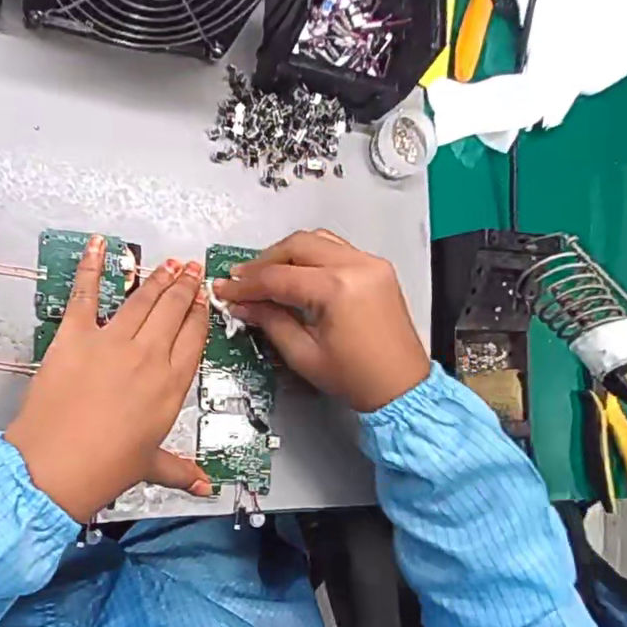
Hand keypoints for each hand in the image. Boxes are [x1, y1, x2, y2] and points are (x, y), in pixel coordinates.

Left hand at [6, 237, 212, 521]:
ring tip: (168, 264)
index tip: (203, 299)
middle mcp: (148, 357)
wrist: (57, 466)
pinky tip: (100, 247)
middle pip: (172, 311)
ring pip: (142, 300)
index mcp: (171, 386)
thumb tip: (204, 485)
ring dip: (157, 279)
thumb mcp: (149, 466)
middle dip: (184, 288)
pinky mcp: (75, 336)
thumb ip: (180, 469)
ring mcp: (111, 343)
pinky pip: (86, 294)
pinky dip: (91, 268)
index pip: (194, 338)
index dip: (199, 314)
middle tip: (191, 270)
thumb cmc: (104, 469)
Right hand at [212, 229, 429, 411]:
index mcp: (338, 289)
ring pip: (315, 240)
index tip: (226, 289)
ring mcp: (370, 264)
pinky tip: (293, 273)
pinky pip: (335, 248)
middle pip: (295, 246)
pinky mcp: (376, 269)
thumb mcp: (302, 354)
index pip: (277, 277)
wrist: (401, 386)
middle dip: (262, 262)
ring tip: (263, 275)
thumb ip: (270, 321)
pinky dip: (309, 255)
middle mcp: (357, 268)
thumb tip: (245, 304)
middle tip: (240, 280)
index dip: (245, 285)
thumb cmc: (359, 377)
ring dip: (285, 254)